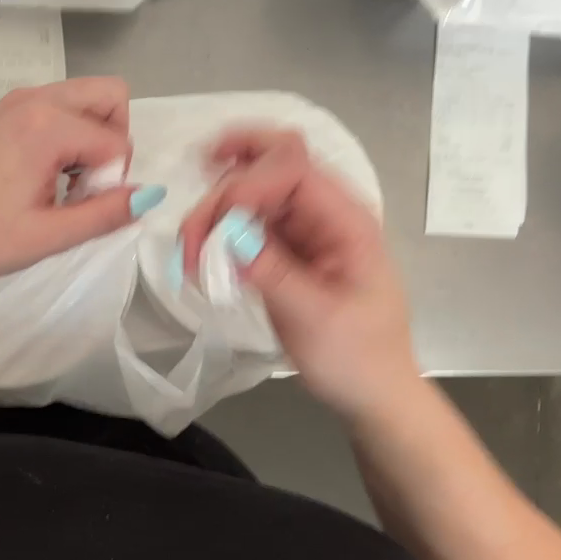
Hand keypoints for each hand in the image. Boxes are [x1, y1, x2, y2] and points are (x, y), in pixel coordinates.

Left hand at [0, 78, 161, 306]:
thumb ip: (106, 214)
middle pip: (108, 96)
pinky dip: (62, 134)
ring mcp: (12, 101)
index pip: (117, 140)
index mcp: (46, 125)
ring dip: (87, 137)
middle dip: (111, 141)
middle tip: (82, 186)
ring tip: (59, 185)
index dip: (112, 179)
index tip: (81, 207)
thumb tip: (151, 196)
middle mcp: (33, 99)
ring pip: (81, 99)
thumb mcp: (48, 236)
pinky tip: (38, 176)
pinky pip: (53, 107)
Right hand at [178, 129, 418, 418]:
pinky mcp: (283, 250)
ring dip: (212, 215)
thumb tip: (228, 235)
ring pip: (248, 194)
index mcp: (346, 220)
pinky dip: (217, 235)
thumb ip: (273, 273)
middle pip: (266, 167)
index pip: (293, 167)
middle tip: (188, 242)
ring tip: (189, 258)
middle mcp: (323, 213)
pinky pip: (244, 226)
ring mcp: (302, 230)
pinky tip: (200, 258)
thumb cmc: (357, 358)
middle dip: (221, 193)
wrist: (372, 392)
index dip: (248, 182)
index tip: (216, 227)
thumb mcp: (315, 319)